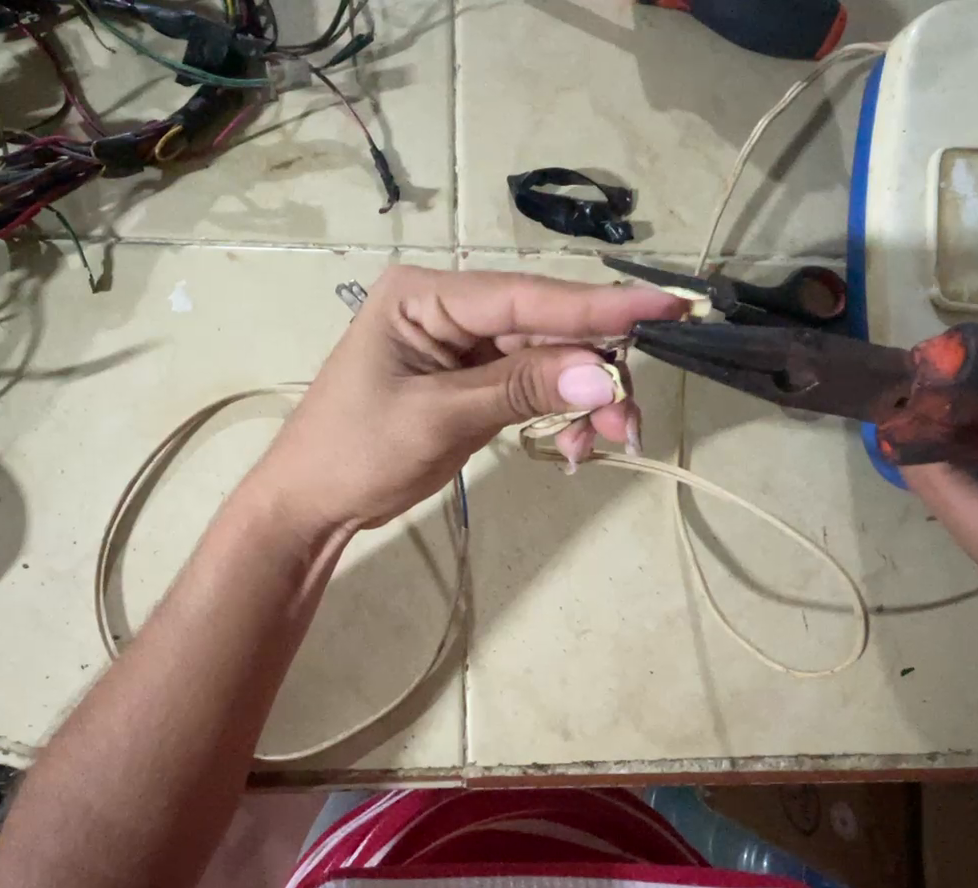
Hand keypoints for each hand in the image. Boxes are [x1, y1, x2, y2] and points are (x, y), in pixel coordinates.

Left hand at [246, 267, 688, 532]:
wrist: (312, 502)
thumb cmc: (355, 451)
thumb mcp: (438, 418)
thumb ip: (520, 389)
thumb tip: (604, 372)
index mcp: (425, 295)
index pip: (524, 295)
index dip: (597, 305)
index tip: (665, 308)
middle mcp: (449, 310)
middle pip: (542, 328)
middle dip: (591, 370)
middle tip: (631, 418)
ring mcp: (461, 348)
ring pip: (544, 361)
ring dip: (580, 399)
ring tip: (605, 443)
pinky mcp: (470, 384)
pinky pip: (529, 389)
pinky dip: (556, 414)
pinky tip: (573, 445)